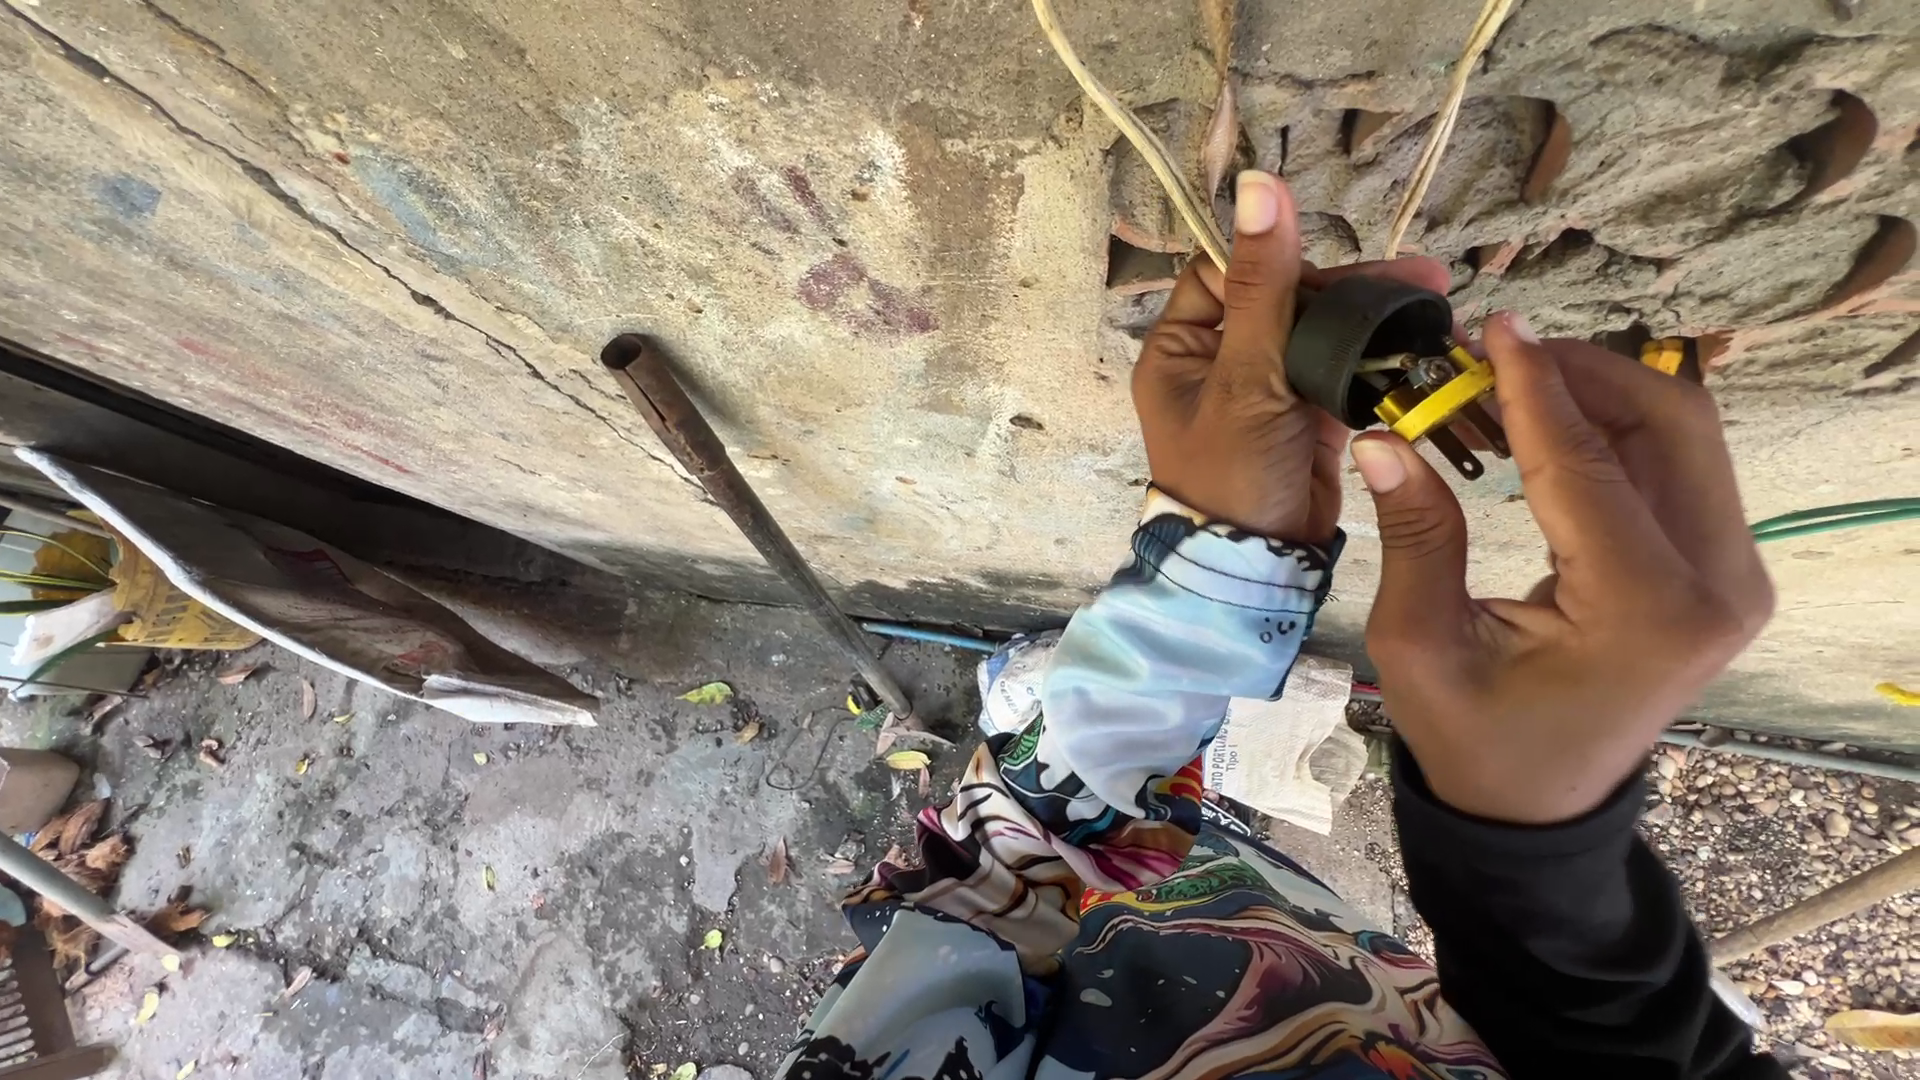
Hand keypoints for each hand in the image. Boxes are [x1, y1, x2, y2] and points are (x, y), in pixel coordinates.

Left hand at [1132, 171, 1449, 545]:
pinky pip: (1336, 367)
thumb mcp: (1244, 377)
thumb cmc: (1232, 471)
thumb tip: (1255, 186)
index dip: (1277, 262)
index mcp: (1180, 349)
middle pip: (1280, 299)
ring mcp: (1261, 387)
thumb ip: (1259, 287)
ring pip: (1315, 331)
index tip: (1333, 270)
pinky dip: (1374, 356)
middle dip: (1344, 289)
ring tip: (1434, 297)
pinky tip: (1420, 339)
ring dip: (1368, 317)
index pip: (1225, 275)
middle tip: (1417, 278)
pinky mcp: (1300, 411)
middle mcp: (1215, 361)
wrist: (1258, 560)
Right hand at [1352, 315, 1773, 823]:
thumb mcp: (1418, 641)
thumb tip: (1385, 439)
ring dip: (1598, 395)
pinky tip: (1541, 427)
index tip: (1494, 327)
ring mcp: (1731, 577)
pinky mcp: (1715, 574)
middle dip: (1580, 374)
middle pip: (1671, 428)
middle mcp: (1716, 583)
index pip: (1588, 466)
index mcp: (1642, 608)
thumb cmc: (1468, 731)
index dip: (1533, 389)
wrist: (1535, 799)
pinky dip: (1609, 432)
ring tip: (1507, 379)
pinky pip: (1673, 472)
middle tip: (1493, 351)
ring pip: (1683, 439)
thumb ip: (1415, 536)